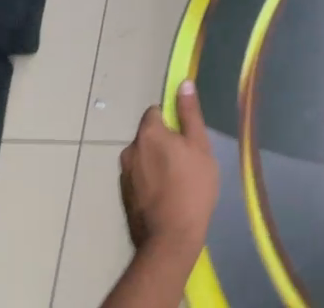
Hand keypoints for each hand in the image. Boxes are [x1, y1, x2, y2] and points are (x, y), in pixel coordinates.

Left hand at [119, 80, 219, 257]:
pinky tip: (165, 198)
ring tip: (176, 184)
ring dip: (155, 163)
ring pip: (143, 158)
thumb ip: (189, 114)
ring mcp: (124, 175)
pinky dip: (149, 182)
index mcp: (148, 133)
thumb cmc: (191, 188)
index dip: (171, 122)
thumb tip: (183, 83)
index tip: (185, 139)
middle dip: (163, 143)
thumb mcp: (199, 146)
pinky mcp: (123, 196)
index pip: (155, 112)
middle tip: (186, 162)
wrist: (170, 240)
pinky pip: (139, 178)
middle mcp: (130, 150)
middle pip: (149, 136)